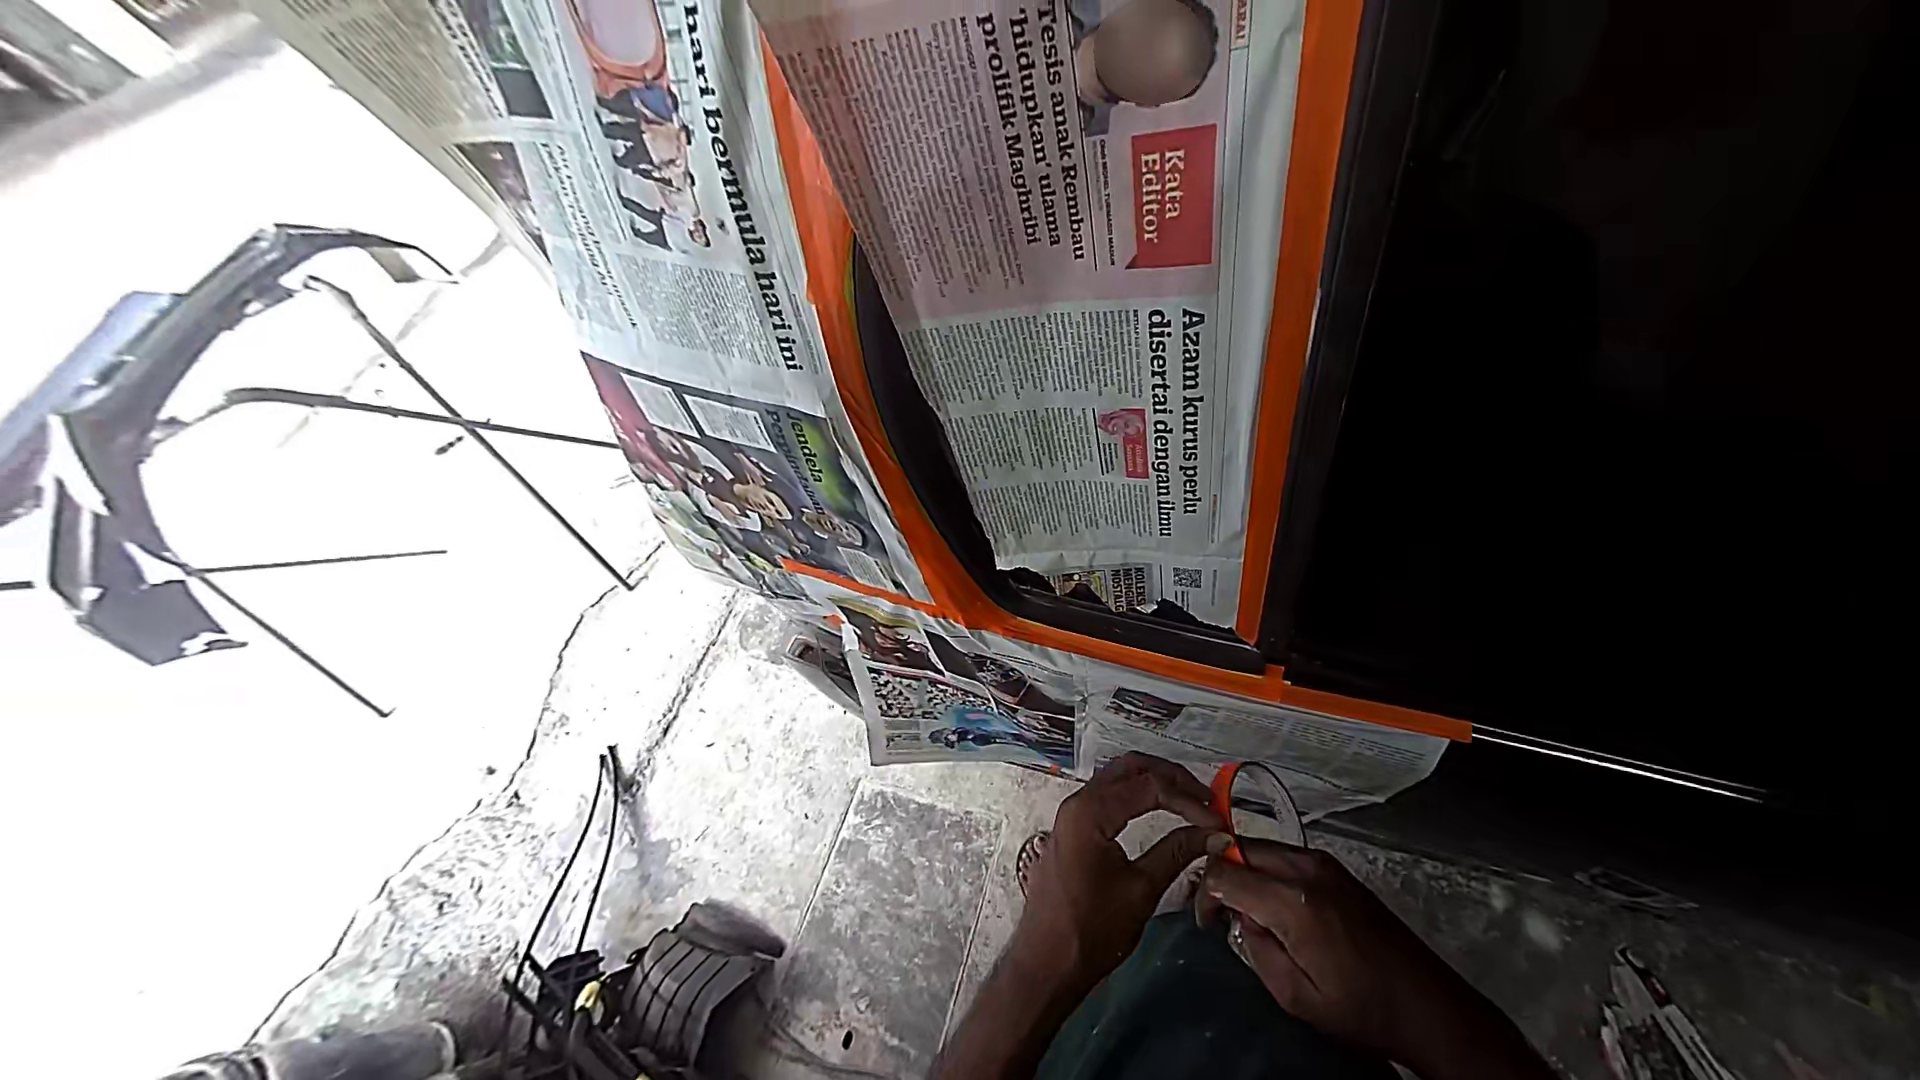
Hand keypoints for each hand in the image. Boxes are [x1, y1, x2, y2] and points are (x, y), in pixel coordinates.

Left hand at [1012, 753, 1227, 993]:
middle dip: (1171, 777)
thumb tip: (1216, 835)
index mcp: (1090, 811)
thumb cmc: (1092, 929)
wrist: (1047, 961)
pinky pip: (1109, 795)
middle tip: (1207, 799)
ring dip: (1154, 782)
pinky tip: (1161, 808)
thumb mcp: (1141, 890)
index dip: (1188, 798)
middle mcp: (1078, 801)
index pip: (1148, 785)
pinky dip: (1137, 795)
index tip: (1218, 820)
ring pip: (1118, 778)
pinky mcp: (1074, 826)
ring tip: (1191, 802)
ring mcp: (1072, 812)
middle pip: (1129, 767)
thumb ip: (1177, 853)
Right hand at [1199, 838, 1554, 1079]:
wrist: (1430, 1008)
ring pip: (1258, 847)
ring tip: (1247, 909)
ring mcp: (1322, 862)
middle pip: (1238, 848)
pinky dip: (1265, 870)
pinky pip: (1282, 855)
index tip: (1206, 919)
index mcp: (1294, 902)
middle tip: (1220, 911)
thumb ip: (1253, 946)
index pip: (1224, 872)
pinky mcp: (1333, 866)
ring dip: (1243, 870)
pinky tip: (1273, 903)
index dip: (1205, 892)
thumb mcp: (1294, 995)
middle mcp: (1306, 869)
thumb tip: (1237, 914)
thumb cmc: (1362, 1009)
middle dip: (1221, 874)